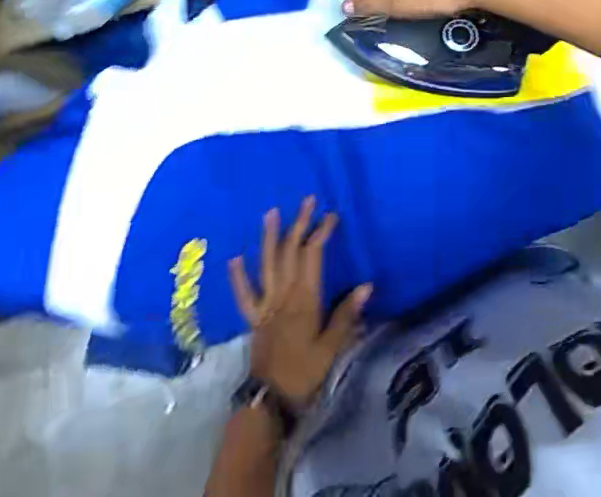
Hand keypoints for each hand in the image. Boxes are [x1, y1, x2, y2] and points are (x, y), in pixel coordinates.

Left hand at [229, 197, 372, 412]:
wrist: (271, 400)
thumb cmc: (305, 373)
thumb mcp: (332, 347)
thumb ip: (346, 315)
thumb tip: (366, 285)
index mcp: (305, 299)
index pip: (313, 256)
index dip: (321, 233)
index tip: (331, 215)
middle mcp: (283, 295)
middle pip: (290, 252)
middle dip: (299, 224)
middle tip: (306, 200)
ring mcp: (266, 305)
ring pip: (267, 264)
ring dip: (270, 238)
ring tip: (271, 213)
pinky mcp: (254, 318)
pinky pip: (244, 294)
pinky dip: (239, 275)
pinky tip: (234, 258)